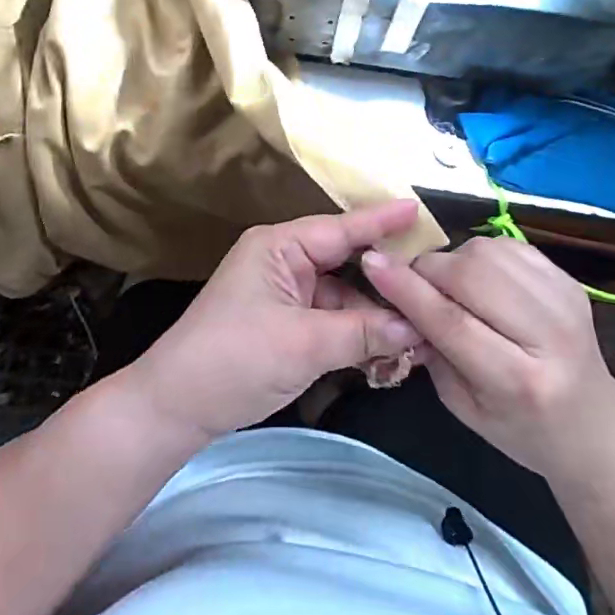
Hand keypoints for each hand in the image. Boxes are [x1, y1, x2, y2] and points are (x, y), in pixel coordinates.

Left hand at [123, 201, 427, 439]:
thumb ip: (363, 332)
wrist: (177, 405)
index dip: (382, 222)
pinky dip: (356, 336)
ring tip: (424, 333)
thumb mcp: (304, 343)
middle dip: (386, 281)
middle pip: (346, 263)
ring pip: (342, 297)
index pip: (341, 228)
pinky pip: (330, 321)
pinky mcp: (283, 325)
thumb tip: (417, 327)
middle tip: (437, 288)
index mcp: (278, 247)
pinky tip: (390, 353)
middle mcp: (282, 262)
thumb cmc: (235, 358)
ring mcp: (282, 295)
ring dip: (375, 317)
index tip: (420, 209)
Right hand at [361, 236, 614, 479]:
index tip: (371, 262)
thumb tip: (396, 295)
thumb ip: (430, 350)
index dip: (405, 288)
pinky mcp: (571, 282)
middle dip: (428, 270)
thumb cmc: (520, 428)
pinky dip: (480, 255)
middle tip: (414, 285)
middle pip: (471, 275)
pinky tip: (481, 280)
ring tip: (451, 287)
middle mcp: (550, 337)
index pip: (451, 321)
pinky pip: (507, 246)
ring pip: (487, 252)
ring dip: (454, 261)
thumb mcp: (462, 406)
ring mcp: (567, 303)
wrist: (595, 427)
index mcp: (520, 382)